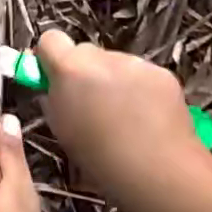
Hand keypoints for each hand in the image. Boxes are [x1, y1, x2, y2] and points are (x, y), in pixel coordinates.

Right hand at [35, 29, 211, 207]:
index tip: (54, 78)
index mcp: (70, 69)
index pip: (50, 38)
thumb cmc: (101, 160)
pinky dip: (140, 89)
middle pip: (85, 52)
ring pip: (114, 64)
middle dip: (84, 72)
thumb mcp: (61, 129)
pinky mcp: (161, 72)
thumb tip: (52, 85)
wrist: (160, 173)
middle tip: (91, 104)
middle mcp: (102, 58)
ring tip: (124, 117)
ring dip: (113, 81)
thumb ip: (53, 98)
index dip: (50, 57)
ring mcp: (134, 63)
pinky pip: (141, 74)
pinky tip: (147, 118)